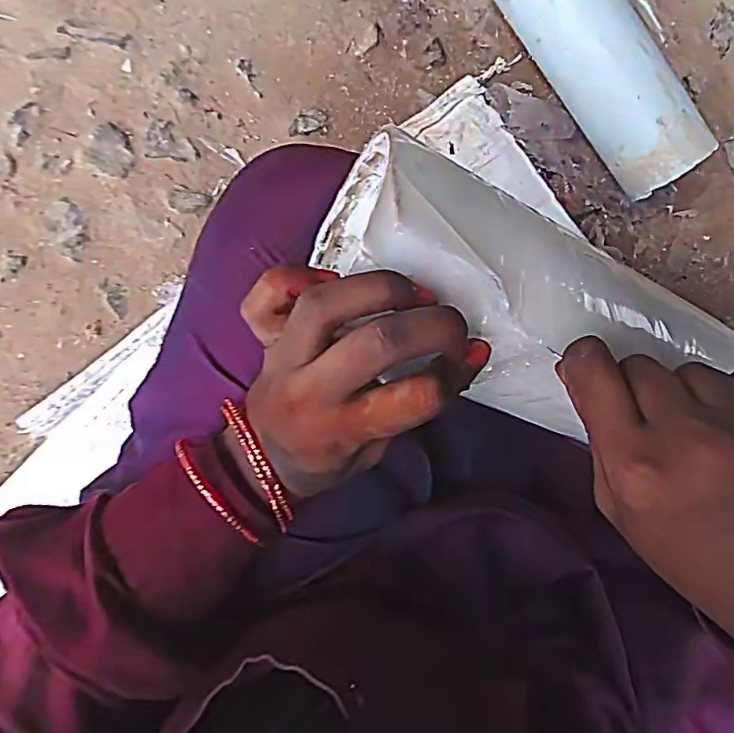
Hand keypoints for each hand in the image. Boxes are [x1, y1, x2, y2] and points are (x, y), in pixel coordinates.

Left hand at [232, 265, 489, 499]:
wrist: (265, 458)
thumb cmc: (327, 457)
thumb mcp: (378, 450)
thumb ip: (417, 407)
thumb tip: (469, 354)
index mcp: (342, 429)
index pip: (410, 398)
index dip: (452, 373)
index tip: (465, 357)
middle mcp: (310, 391)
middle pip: (374, 342)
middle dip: (430, 326)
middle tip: (451, 325)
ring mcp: (282, 358)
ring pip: (325, 304)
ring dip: (380, 288)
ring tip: (411, 293)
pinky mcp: (265, 334)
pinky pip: (269, 291)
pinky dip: (298, 274)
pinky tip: (334, 279)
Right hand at [556, 336, 733, 646]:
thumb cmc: (693, 554)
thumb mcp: (622, 510)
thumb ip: (598, 440)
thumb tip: (582, 372)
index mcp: (641, 468)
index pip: (597, 374)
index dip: (588, 362)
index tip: (592, 361)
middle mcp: (698, 441)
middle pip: (646, 368)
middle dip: (645, 394)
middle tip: (664, 433)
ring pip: (700, 373)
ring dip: (698, 401)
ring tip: (714, 447)